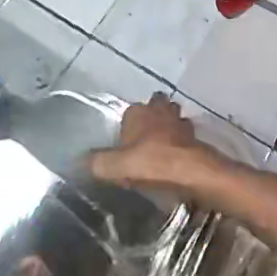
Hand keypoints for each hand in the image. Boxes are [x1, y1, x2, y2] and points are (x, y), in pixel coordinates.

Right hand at [89, 95, 219, 189]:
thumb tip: (82, 160)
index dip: (127, 123)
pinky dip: (179, 140)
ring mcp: (179, 120)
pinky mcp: (193, 134)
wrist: (188, 169)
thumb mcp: (113, 167)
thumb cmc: (149, 162)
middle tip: (143, 136)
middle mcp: (160, 110)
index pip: (129, 111)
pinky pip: (184, 133)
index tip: (123, 140)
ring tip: (159, 144)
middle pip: (155, 105)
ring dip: (168, 125)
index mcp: (138, 113)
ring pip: (172, 116)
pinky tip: (174, 153)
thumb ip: (97, 162)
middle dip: (152, 115)